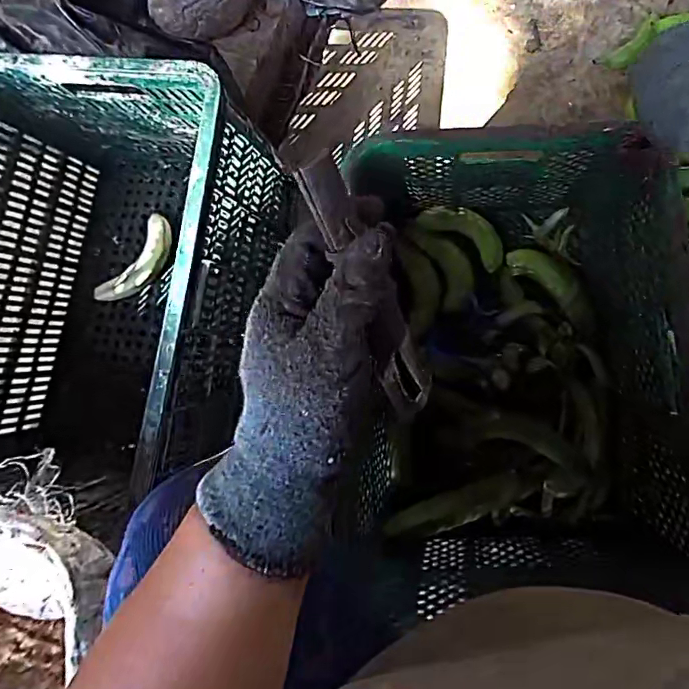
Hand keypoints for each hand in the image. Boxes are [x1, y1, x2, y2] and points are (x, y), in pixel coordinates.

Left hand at [195, 220, 395, 576]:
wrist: (296, 478)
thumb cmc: (305, 408)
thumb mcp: (330, 344)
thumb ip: (352, 290)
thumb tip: (378, 234)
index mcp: (280, 301)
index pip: (307, 243)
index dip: (340, 221)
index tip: (381, 211)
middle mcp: (297, 312)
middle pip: (333, 266)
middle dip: (367, 257)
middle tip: (405, 257)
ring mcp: (318, 337)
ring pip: (352, 295)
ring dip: (379, 290)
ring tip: (408, 293)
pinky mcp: (337, 359)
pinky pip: (361, 324)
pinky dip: (382, 318)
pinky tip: (401, 326)